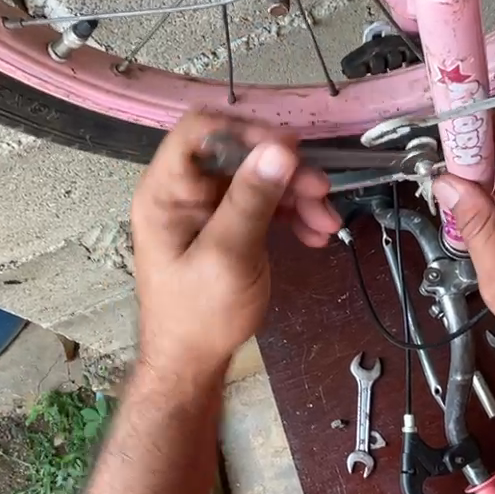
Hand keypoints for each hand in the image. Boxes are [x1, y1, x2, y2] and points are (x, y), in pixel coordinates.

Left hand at [131, 112, 341, 380]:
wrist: (193, 362)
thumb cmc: (200, 315)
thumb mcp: (229, 255)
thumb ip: (251, 199)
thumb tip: (280, 148)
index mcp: (168, 191)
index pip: (200, 130)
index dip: (246, 131)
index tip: (290, 150)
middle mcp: (185, 192)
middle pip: (238, 155)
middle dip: (284, 172)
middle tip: (322, 192)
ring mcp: (207, 209)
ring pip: (258, 179)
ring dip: (296, 195)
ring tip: (327, 223)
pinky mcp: (228, 226)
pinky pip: (263, 205)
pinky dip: (292, 214)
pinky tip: (316, 234)